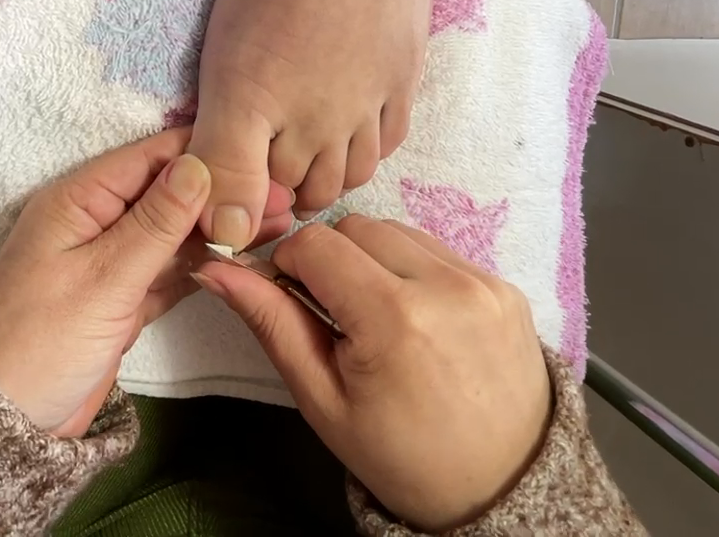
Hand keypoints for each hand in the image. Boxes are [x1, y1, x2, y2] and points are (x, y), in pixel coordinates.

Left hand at [0, 129, 292, 436]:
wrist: (5, 423)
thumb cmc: (44, 339)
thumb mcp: (103, 277)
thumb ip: (154, 222)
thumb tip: (198, 163)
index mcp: (81, 199)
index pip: (151, 159)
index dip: (206, 154)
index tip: (261, 156)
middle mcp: (98, 219)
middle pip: (170, 194)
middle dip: (223, 193)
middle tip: (287, 197)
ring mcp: (114, 259)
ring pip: (176, 232)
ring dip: (222, 227)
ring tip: (282, 221)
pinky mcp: (125, 295)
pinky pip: (171, 269)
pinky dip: (206, 263)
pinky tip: (247, 256)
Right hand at [195, 215, 551, 530]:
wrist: (504, 493)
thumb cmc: (401, 456)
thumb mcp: (322, 399)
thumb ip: (270, 322)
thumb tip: (214, 267)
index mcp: (394, 318)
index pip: (316, 243)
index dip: (291, 264)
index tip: (294, 300)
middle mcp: (444, 284)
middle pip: (355, 226)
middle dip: (331, 258)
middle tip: (336, 312)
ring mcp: (481, 280)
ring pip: (394, 228)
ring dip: (371, 257)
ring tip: (378, 314)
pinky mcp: (505, 283)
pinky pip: (434, 247)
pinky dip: (410, 267)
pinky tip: (416, 313)